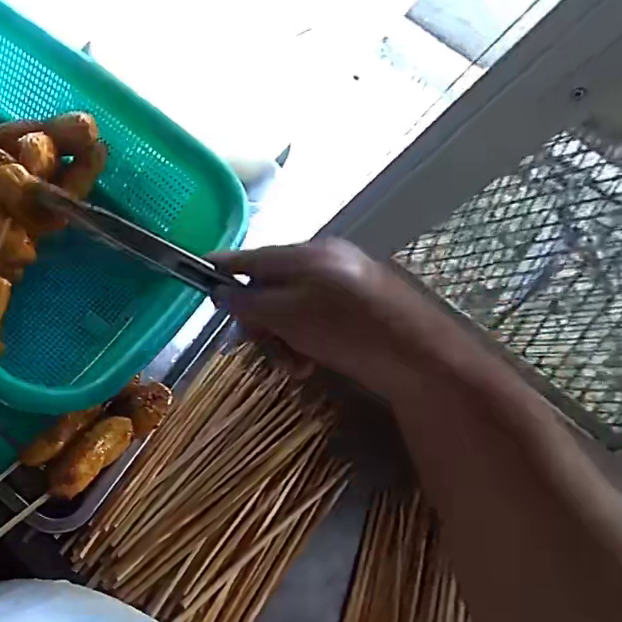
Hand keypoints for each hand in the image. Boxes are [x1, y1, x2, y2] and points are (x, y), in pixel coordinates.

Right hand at [212, 239, 488, 400]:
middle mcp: (324, 261)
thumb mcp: (291, 317)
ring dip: (281, 338)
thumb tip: (221, 292)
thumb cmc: (352, 334)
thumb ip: (251, 302)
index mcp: (307, 254)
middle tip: (262, 348)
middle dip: (259, 320)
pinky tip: (310, 365)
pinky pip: (313, 317)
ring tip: (294, 366)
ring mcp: (343, 283)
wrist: (423, 362)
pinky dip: (304, 340)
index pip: (251, 256)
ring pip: (289, 307)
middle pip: (268, 285)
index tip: (198, 274)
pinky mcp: (358, 307)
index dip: (222, 268)